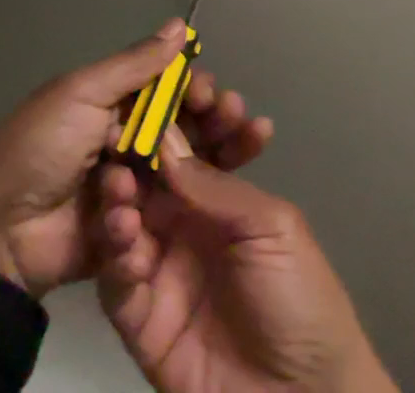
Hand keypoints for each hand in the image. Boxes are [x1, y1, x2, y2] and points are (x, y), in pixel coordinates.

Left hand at [0, 19, 273, 297]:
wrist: (3, 232)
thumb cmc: (40, 149)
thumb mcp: (81, 94)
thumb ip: (134, 65)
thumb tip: (178, 25)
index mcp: (110, 104)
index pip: (166, 88)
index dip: (193, 87)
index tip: (212, 91)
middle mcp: (128, 140)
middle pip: (186, 125)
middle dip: (216, 117)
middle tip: (236, 116)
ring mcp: (137, 186)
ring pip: (190, 165)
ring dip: (218, 152)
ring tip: (249, 141)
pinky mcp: (141, 226)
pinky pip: (176, 209)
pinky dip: (196, 197)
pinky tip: (224, 187)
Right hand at [95, 137, 397, 392]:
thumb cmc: (301, 299)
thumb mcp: (271, 228)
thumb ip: (215, 186)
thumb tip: (165, 139)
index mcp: (218, 205)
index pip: (182, 156)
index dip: (165, 127)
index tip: (146, 96)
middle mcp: (183, 231)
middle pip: (145, 186)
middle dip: (131, 161)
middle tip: (118, 138)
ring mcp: (159, 273)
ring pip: (123, 226)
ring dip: (117, 201)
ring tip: (119, 185)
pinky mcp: (140, 319)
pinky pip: (116, 280)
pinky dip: (114, 254)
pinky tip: (122, 233)